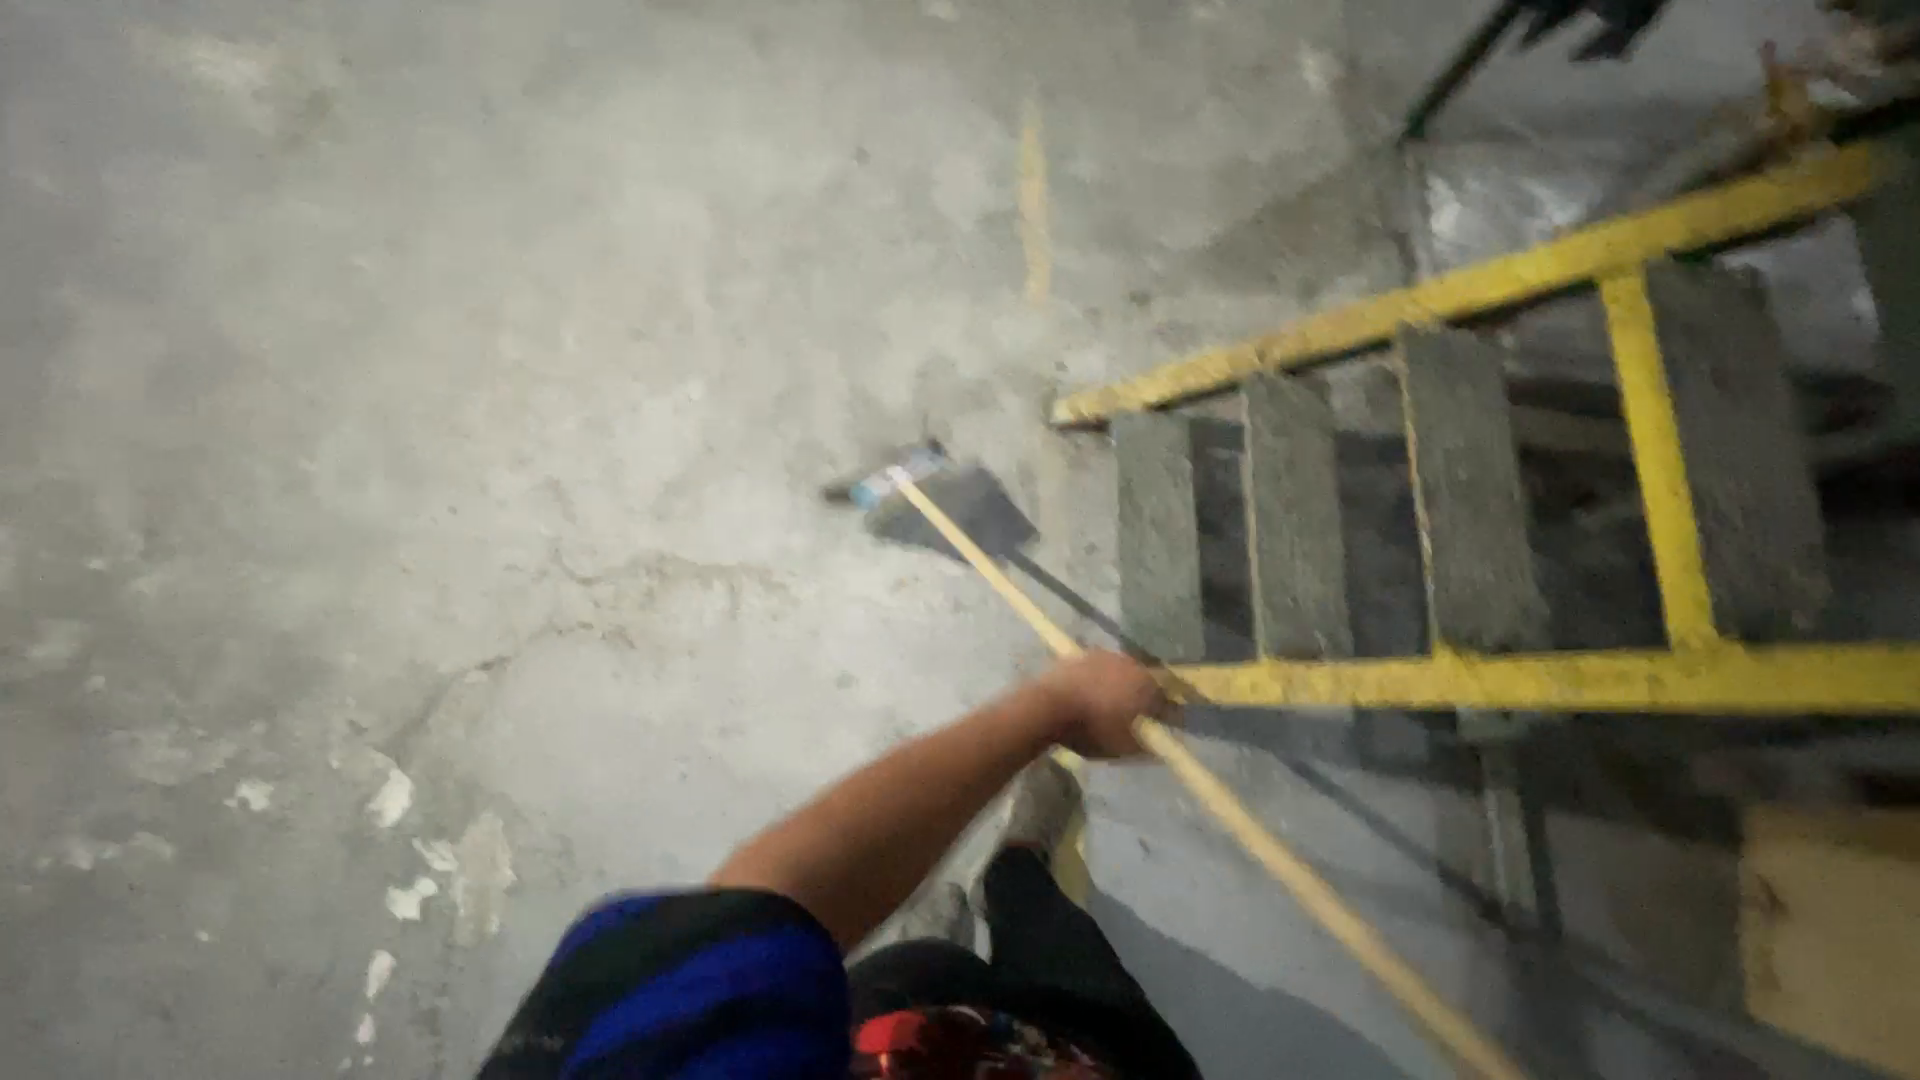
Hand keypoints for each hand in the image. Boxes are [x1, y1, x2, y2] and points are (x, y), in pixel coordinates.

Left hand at [1028, 650, 1169, 758]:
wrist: (1047, 705)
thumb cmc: (1092, 728)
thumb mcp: (1125, 746)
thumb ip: (1148, 743)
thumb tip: (1159, 742)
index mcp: (1147, 683)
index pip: (1167, 699)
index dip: (1168, 714)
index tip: (1164, 726)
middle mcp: (1130, 662)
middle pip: (1144, 680)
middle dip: (1144, 696)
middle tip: (1136, 714)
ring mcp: (1104, 655)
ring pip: (1120, 672)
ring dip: (1119, 685)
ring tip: (1109, 704)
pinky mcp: (1080, 654)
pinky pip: (1097, 669)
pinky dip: (1097, 680)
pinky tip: (1089, 693)